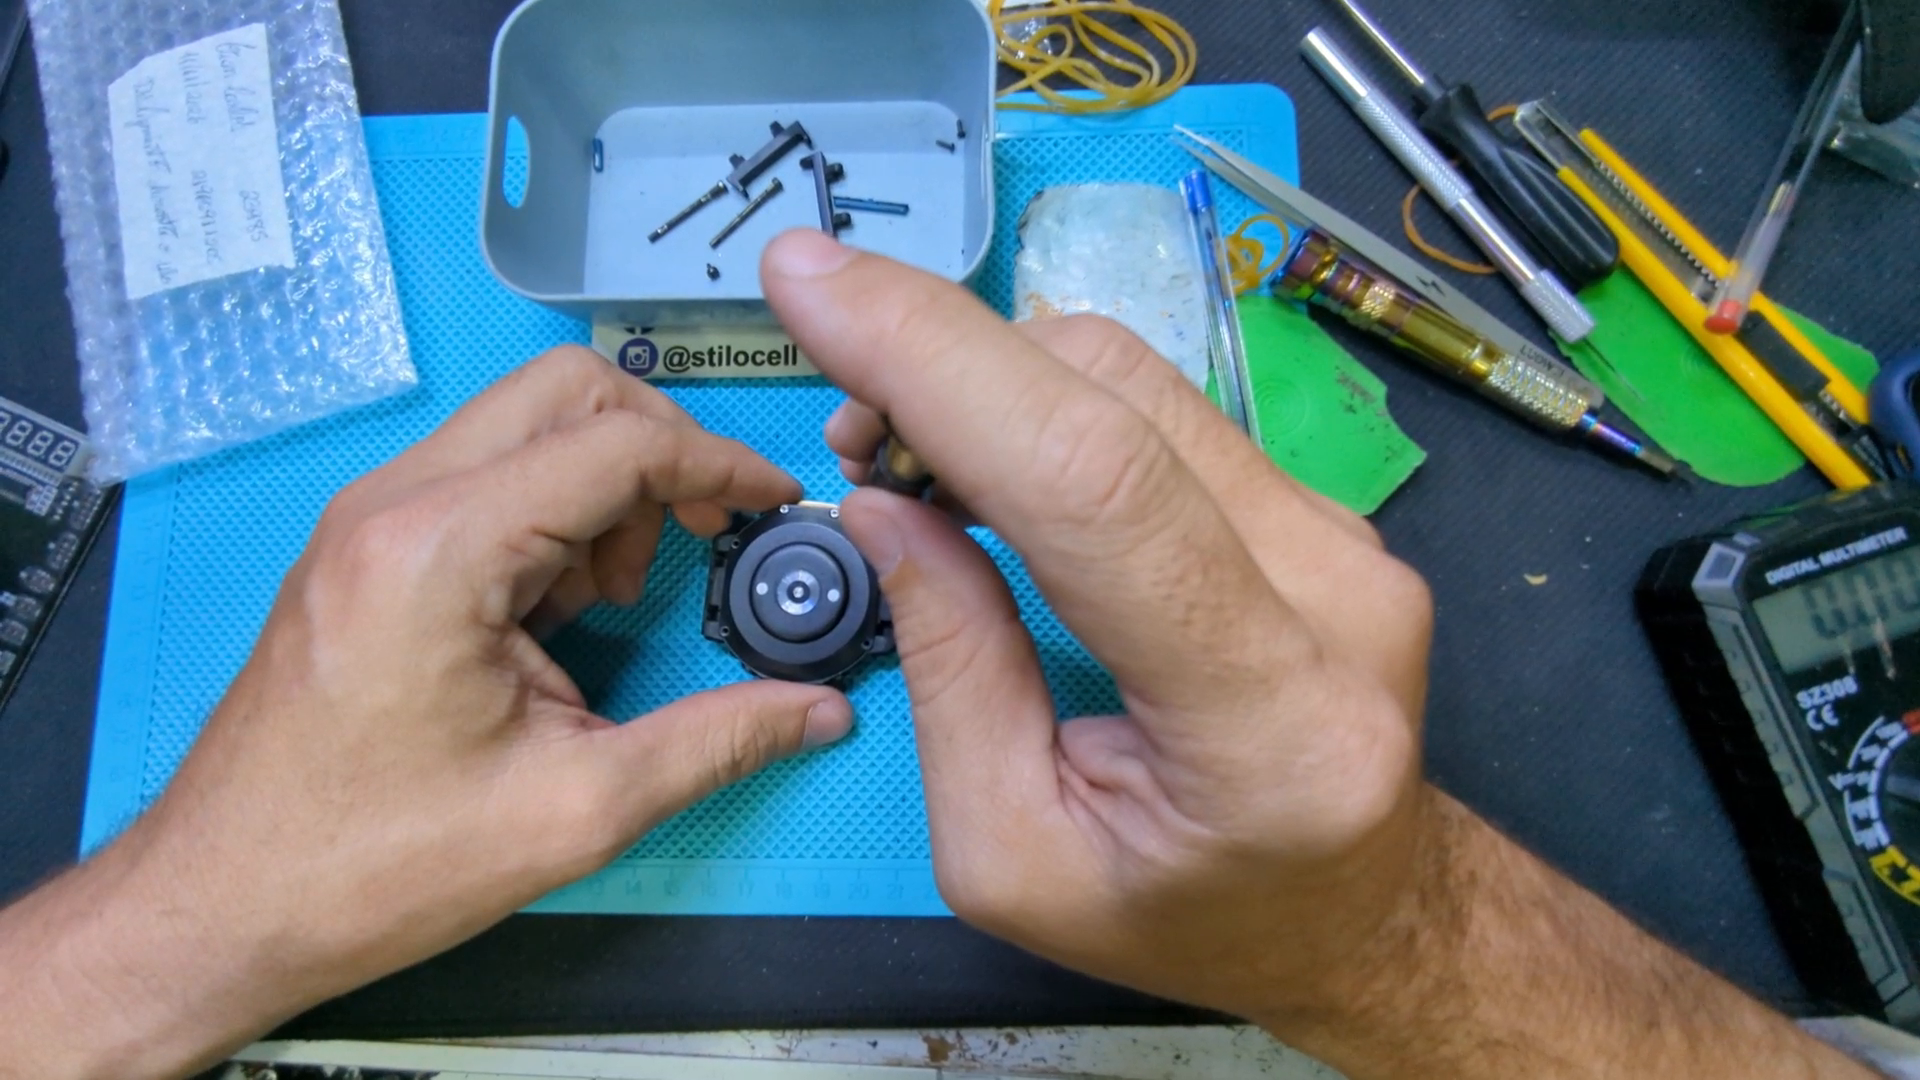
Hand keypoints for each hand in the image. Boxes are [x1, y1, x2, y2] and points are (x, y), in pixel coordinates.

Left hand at [0, 347, 852, 1078]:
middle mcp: (401, 501)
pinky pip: (503, 469)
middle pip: (570, 390)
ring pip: (536, 419)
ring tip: (627, 580)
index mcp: (444, 551)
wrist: (216, 908)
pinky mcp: (379, 537)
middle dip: (664, 443)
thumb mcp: (582, 808)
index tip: (776, 500)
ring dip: (616, 477)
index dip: (720, 464)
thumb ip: (721, 741)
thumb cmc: (385, 863)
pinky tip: (574, 594)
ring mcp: (380, 512)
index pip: (617, 446)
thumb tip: (824, 710)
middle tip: (705, 524)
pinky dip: (570, 505)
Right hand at [762, 231, 1434, 1023]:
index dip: (938, 364)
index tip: (810, 283)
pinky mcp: (1313, 509)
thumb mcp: (1012, 852)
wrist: (1360, 910)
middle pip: (1111, 401)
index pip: (1093, 483)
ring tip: (909, 455)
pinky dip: (1044, 406)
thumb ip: (949, 674)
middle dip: (941, 367)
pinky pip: (1157, 411)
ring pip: (1132, 380)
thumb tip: (887, 509)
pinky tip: (988, 460)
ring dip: (990, 383)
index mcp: (1259, 720)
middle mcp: (1330, 594)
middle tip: (852, 432)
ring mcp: (1336, 534)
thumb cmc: (1187, 913)